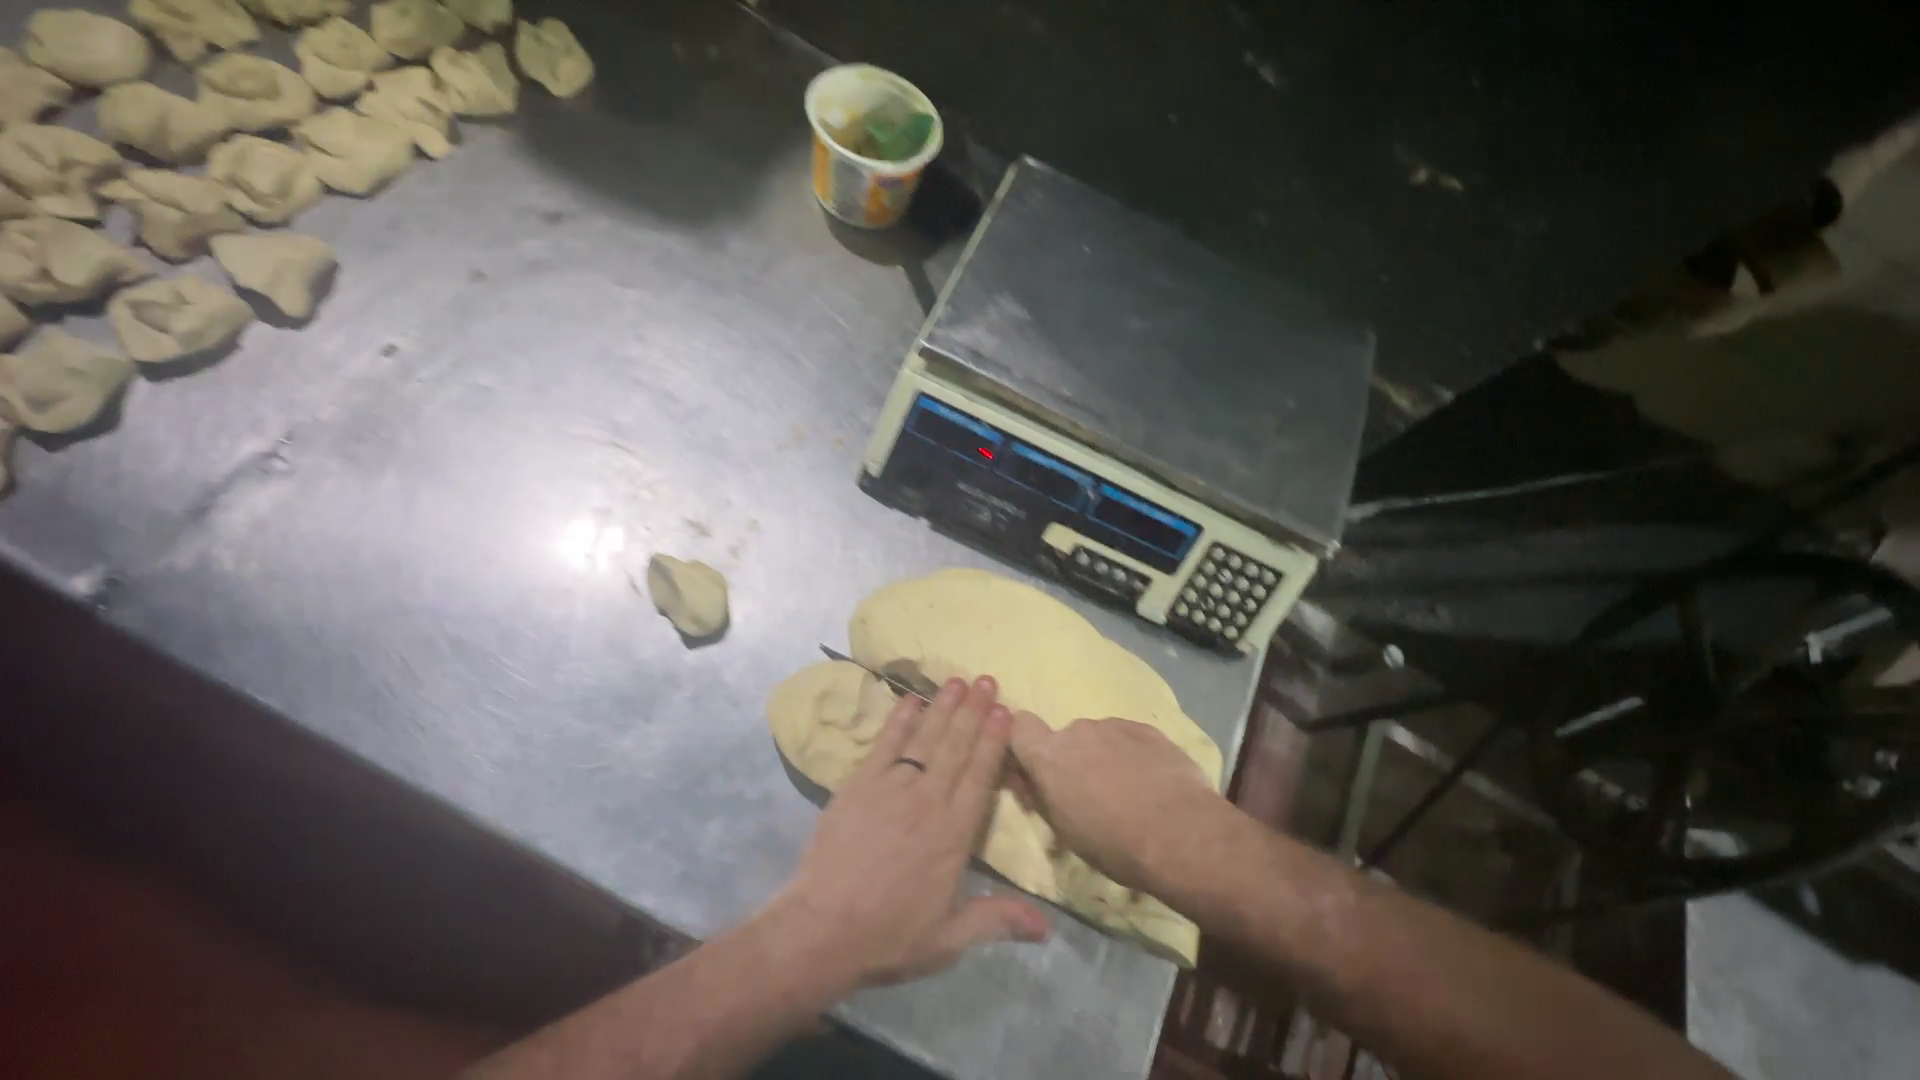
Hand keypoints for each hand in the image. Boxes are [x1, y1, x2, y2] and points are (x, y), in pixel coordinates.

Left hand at [770, 676, 1050, 990]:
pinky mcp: (858, 786)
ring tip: (958, 680)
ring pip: (924, 739)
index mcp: (954, 834)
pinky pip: (884, 745)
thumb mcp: (951, 938)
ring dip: (942, 707)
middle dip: (974, 712)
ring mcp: (891, 789)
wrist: (823, 928)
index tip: (1005, 711)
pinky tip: (910, 700)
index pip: (980, 776)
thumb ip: (998, 920)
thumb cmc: (890, 936)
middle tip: (987, 679)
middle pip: (956, 748)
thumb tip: (1048, 927)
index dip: (994, 741)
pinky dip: (898, 720)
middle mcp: (928, 802)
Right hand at [1008, 714, 1224, 890]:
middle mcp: (1078, 730)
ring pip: (1099, 738)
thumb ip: (1041, 797)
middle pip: (1065, 739)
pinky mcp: (1149, 730)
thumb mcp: (1064, 830)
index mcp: (1049, 755)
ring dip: (1104, 758)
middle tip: (1091, 796)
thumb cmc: (1113, 842)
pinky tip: (1152, 784)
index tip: (1035, 767)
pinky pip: (1128, 739)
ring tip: (1129, 793)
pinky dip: (1133, 756)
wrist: (1182, 834)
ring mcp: (1115, 726)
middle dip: (1072, 761)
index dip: (1024, 743)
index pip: (1019, 726)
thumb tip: (1028, 780)